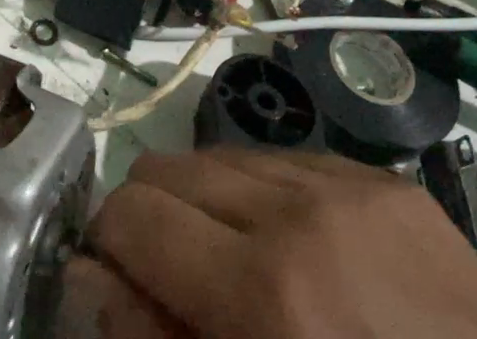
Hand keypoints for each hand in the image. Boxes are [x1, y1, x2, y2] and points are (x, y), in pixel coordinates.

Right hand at [62, 149, 476, 338]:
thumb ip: (146, 337)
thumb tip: (85, 270)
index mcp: (262, 286)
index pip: (129, 211)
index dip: (109, 245)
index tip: (124, 280)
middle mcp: (301, 212)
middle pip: (167, 167)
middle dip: (154, 217)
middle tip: (179, 275)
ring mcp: (352, 186)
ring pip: (223, 155)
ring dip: (211, 202)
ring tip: (242, 260)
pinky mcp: (391, 182)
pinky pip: (290, 160)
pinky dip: (269, 196)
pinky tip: (299, 246)